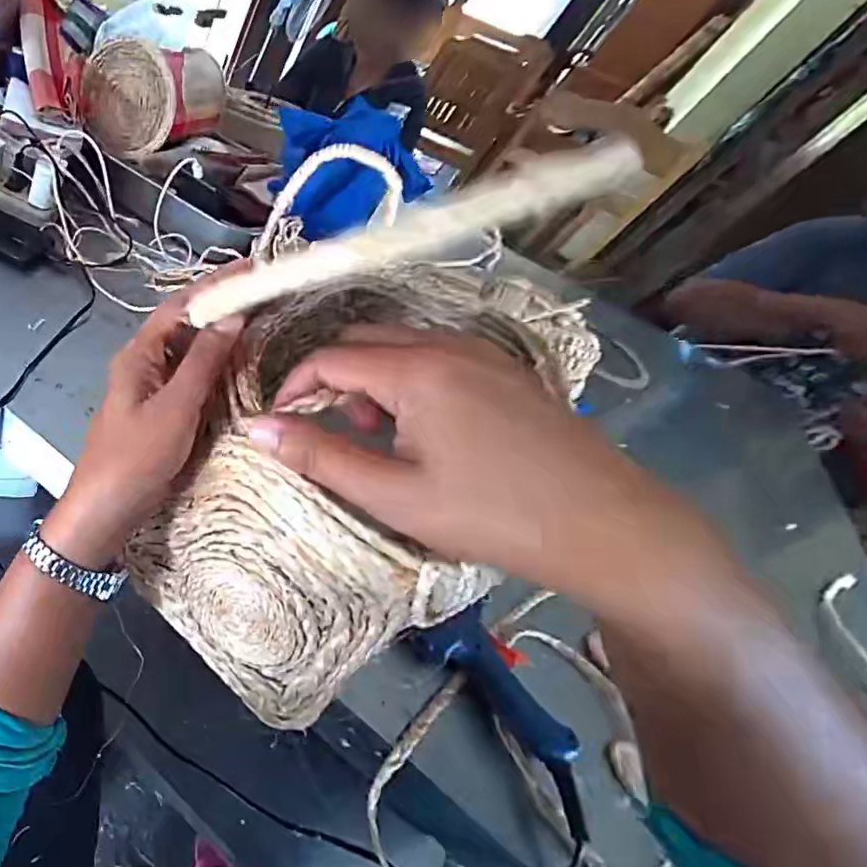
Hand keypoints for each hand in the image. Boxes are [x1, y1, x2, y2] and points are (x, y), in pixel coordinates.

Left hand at [48, 276, 246, 566]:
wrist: (102, 512)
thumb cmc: (134, 459)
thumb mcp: (175, 409)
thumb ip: (203, 362)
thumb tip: (231, 316)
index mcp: (138, 354)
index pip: (179, 306)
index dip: (214, 284)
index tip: (250, 267)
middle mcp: (141, 362)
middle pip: (183, 323)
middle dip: (219, 303)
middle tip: (261, 288)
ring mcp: (149, 386)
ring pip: (187, 348)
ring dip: (218, 331)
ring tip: (257, 314)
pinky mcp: (158, 408)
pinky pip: (188, 374)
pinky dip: (213, 362)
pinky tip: (236, 361)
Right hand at [245, 326, 739, 621]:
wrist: (609, 526)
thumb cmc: (491, 515)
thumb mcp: (393, 495)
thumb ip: (319, 457)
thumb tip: (257, 429)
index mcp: (415, 370)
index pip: (328, 358)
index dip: (294, 388)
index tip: (281, 424)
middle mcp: (446, 344)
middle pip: (361, 340)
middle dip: (331, 378)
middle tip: (332, 430)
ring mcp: (481, 352)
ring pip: (398, 344)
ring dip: (369, 378)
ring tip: (378, 433)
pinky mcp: (504, 368)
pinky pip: (434, 354)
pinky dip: (406, 377)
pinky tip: (424, 427)